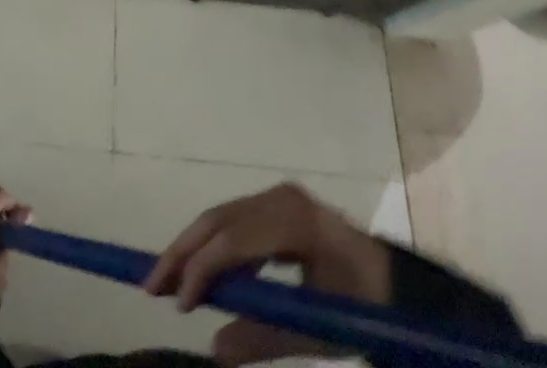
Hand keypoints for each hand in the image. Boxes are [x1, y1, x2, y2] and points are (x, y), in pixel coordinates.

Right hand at [144, 183, 391, 366]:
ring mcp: (278, 198)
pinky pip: (231, 222)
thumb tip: (214, 349)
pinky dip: (210, 246)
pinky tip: (198, 275)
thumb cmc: (363, 306)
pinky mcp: (274, 205)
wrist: (397, 284)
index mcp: (298, 222)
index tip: (179, 304)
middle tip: (149, 285)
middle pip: (217, 221)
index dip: (201, 269)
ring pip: (218, 219)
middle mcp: (282, 199)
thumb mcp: (318, 328)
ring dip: (189, 249)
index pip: (234, 240)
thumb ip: (265, 338)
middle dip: (180, 253)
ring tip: (164, 282)